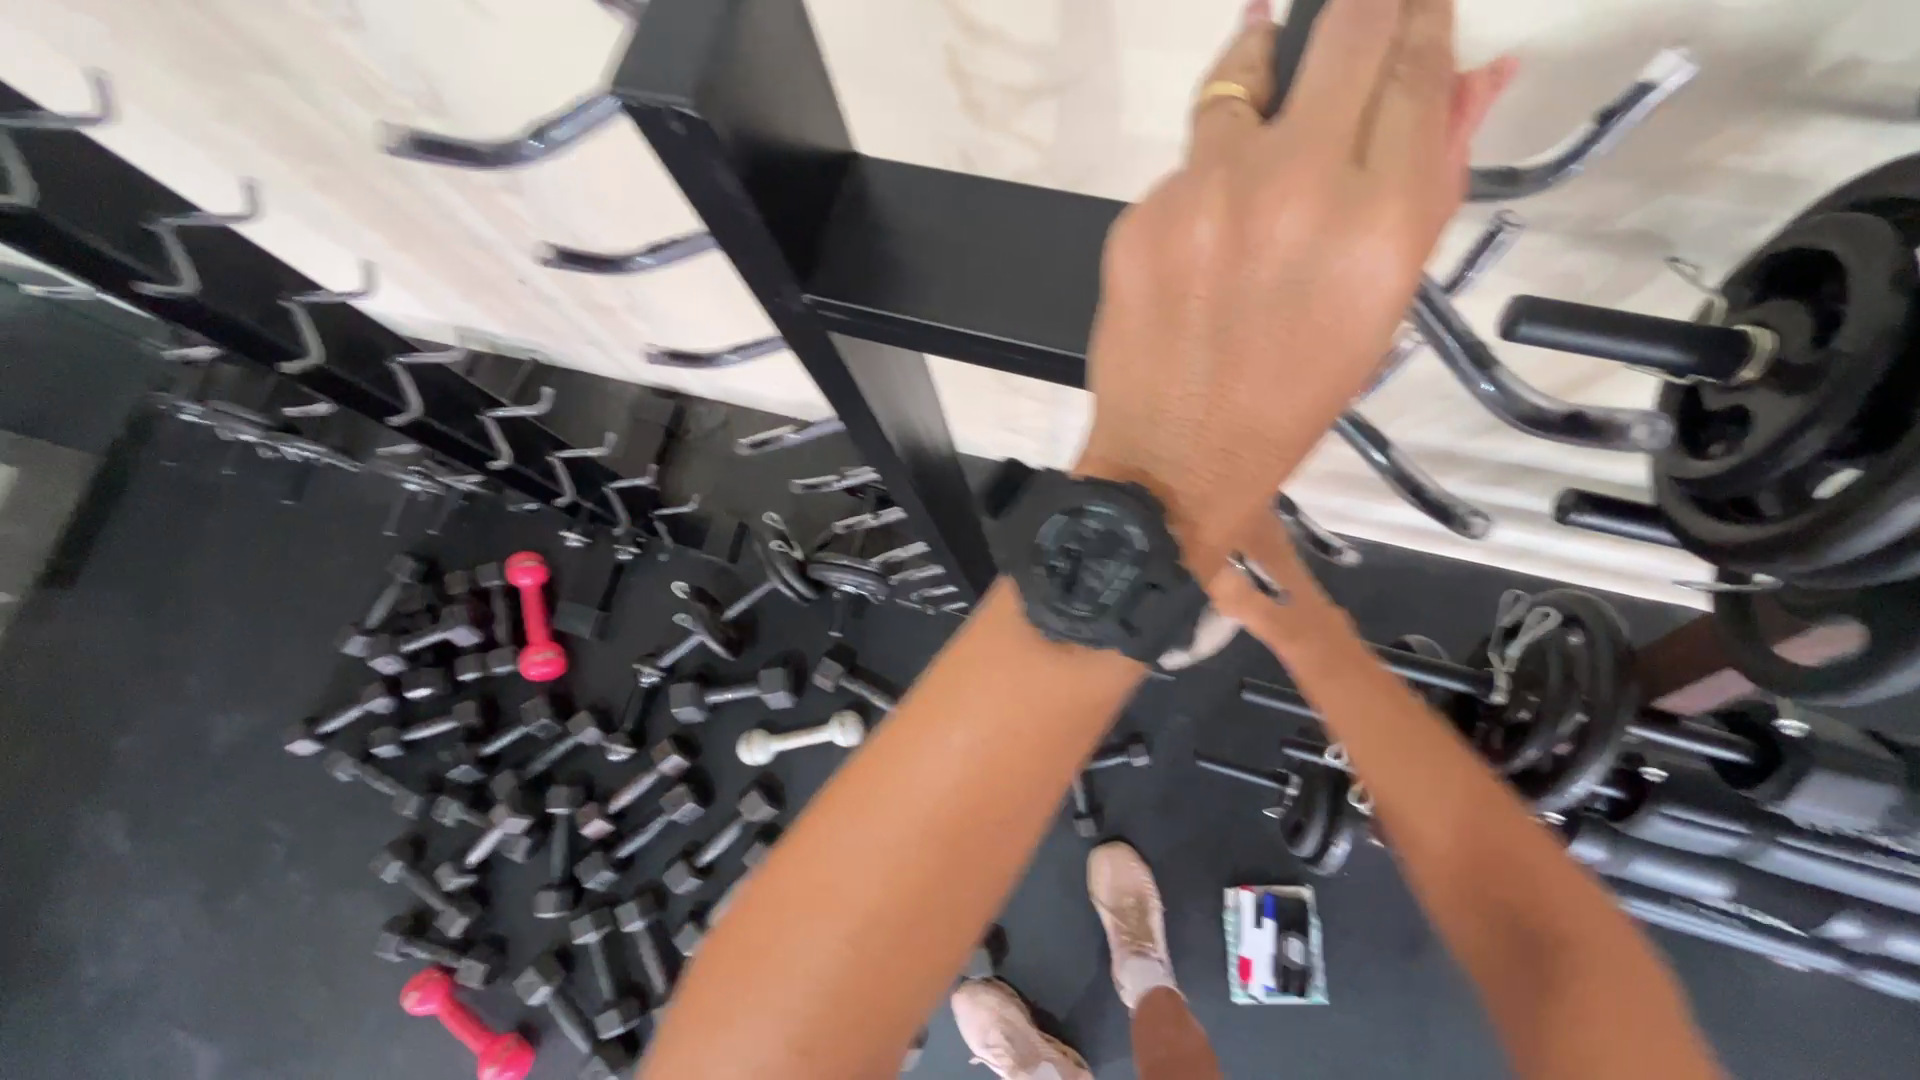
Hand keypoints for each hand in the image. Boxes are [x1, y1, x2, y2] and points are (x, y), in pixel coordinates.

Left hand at [1076, 0, 1512, 577]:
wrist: (1175, 459)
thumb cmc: (1294, 398)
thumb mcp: (1383, 304)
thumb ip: (1428, 182)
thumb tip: (1479, 72)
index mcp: (1382, 219)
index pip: (1418, 65)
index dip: (1422, 21)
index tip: (1414, 11)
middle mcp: (1298, 183)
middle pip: (1345, 27)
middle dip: (1360, 9)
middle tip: (1356, 17)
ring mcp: (1206, 193)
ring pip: (1244, 77)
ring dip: (1263, 78)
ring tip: (1263, 135)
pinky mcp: (1139, 215)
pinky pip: (1184, 165)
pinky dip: (1204, 181)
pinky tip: (1205, 239)